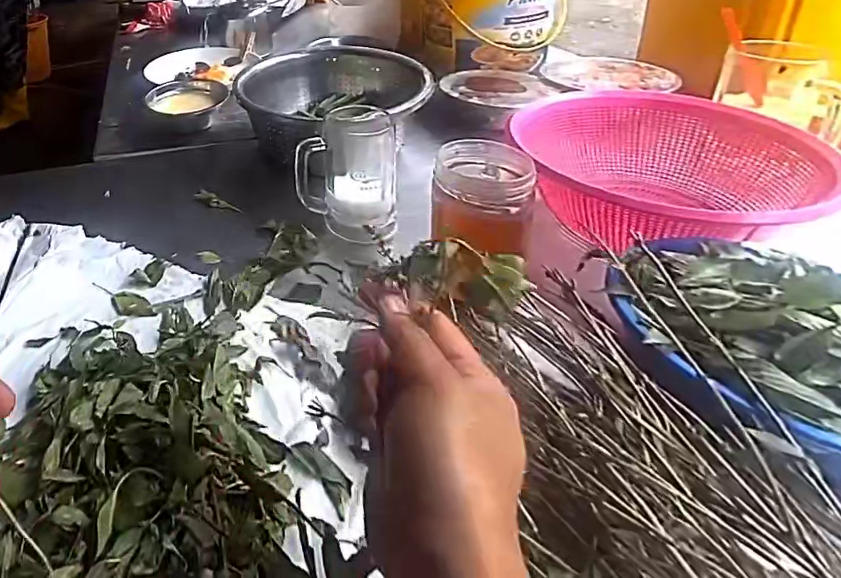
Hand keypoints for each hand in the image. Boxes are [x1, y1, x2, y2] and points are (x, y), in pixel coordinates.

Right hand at [346, 291, 527, 577]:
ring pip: (385, 381)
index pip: (435, 327)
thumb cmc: (449, 454)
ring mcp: (422, 428)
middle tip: (367, 360)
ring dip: (370, 382)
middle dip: (381, 350)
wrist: (439, 549)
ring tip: (369, 403)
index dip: (402, 307)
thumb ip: (409, 336)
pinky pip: (375, 413)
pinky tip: (365, 426)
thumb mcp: (436, 384)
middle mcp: (450, 400)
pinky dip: (366, 412)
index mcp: (475, 382)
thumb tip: (389, 295)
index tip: (365, 292)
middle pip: (404, 351)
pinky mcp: (395, 451)